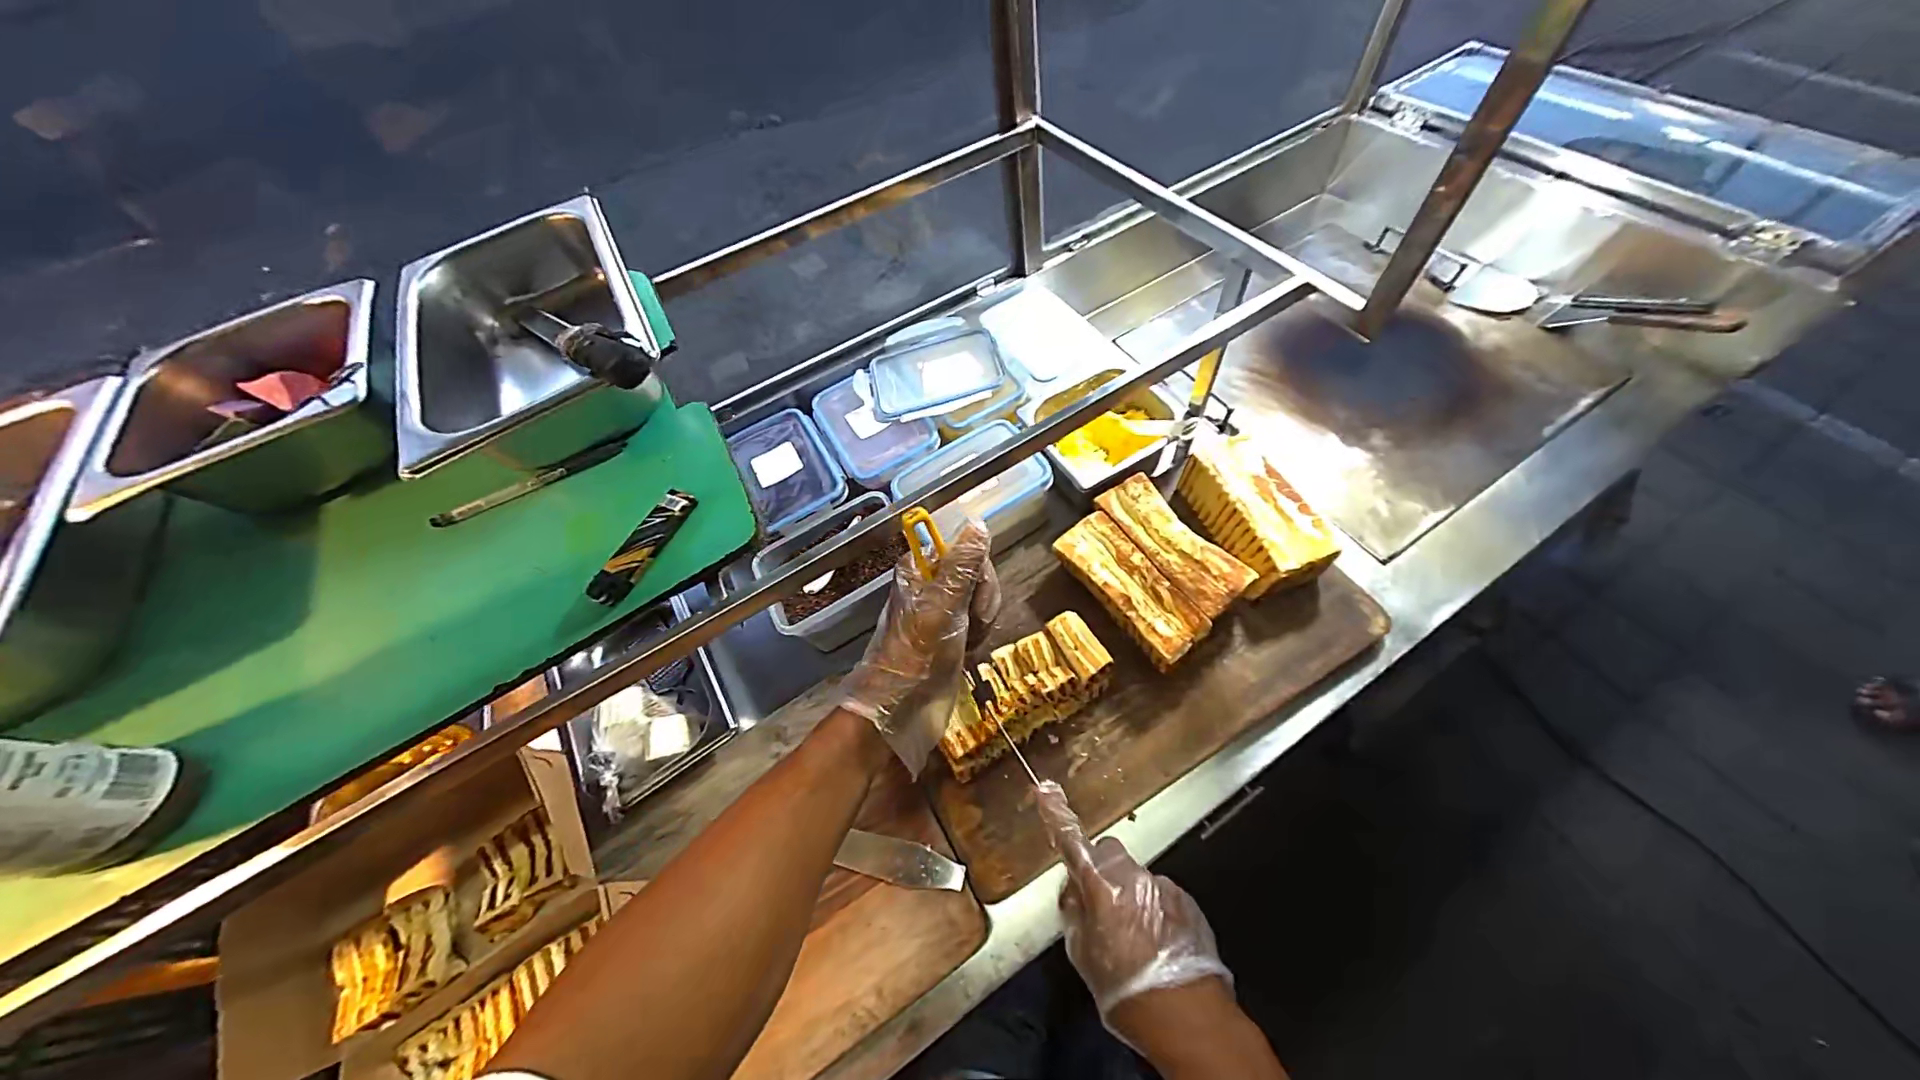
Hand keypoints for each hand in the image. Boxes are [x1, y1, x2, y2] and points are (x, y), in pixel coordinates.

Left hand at [838, 519, 999, 774]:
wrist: (899, 711)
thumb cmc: (916, 657)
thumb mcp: (942, 607)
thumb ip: (962, 565)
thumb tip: (977, 523)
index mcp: (919, 570)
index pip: (964, 548)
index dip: (978, 571)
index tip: (975, 598)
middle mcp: (929, 585)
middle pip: (976, 573)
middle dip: (982, 599)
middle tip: (970, 624)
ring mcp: (940, 611)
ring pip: (980, 598)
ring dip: (982, 619)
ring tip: (966, 641)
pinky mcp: (949, 633)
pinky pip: (976, 620)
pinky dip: (978, 634)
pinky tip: (968, 650)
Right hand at [1036, 781, 1231, 1019]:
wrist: (1188, 1018)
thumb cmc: (1126, 992)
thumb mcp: (1082, 954)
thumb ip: (1074, 912)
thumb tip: (1074, 891)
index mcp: (1100, 887)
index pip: (1072, 841)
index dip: (1056, 816)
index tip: (1045, 791)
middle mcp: (1132, 877)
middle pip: (1109, 856)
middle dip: (1102, 873)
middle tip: (1101, 909)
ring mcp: (1163, 886)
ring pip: (1136, 879)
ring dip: (1130, 897)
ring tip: (1136, 941)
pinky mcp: (1187, 901)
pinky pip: (1161, 896)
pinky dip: (1155, 911)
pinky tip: (1158, 945)